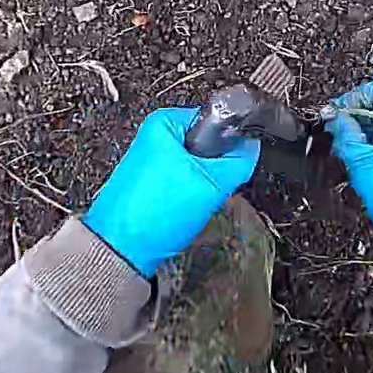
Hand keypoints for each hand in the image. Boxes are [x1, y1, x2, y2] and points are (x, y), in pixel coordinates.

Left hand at [84, 108, 260, 276]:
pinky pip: (182, 181)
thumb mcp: (212, 184)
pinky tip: (181, 209)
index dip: (230, 142)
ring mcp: (150, 159)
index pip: (215, 120)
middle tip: (210, 187)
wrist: (119, 252)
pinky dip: (188, 194)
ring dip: (202, 184)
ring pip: (196, 165)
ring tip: (192, 200)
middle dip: (215, 167)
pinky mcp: (149, 181)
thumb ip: (239, 161)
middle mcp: (154, 135)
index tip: (232, 162)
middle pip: (206, 144)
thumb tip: (252, 147)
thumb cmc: (153, 214)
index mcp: (164, 121)